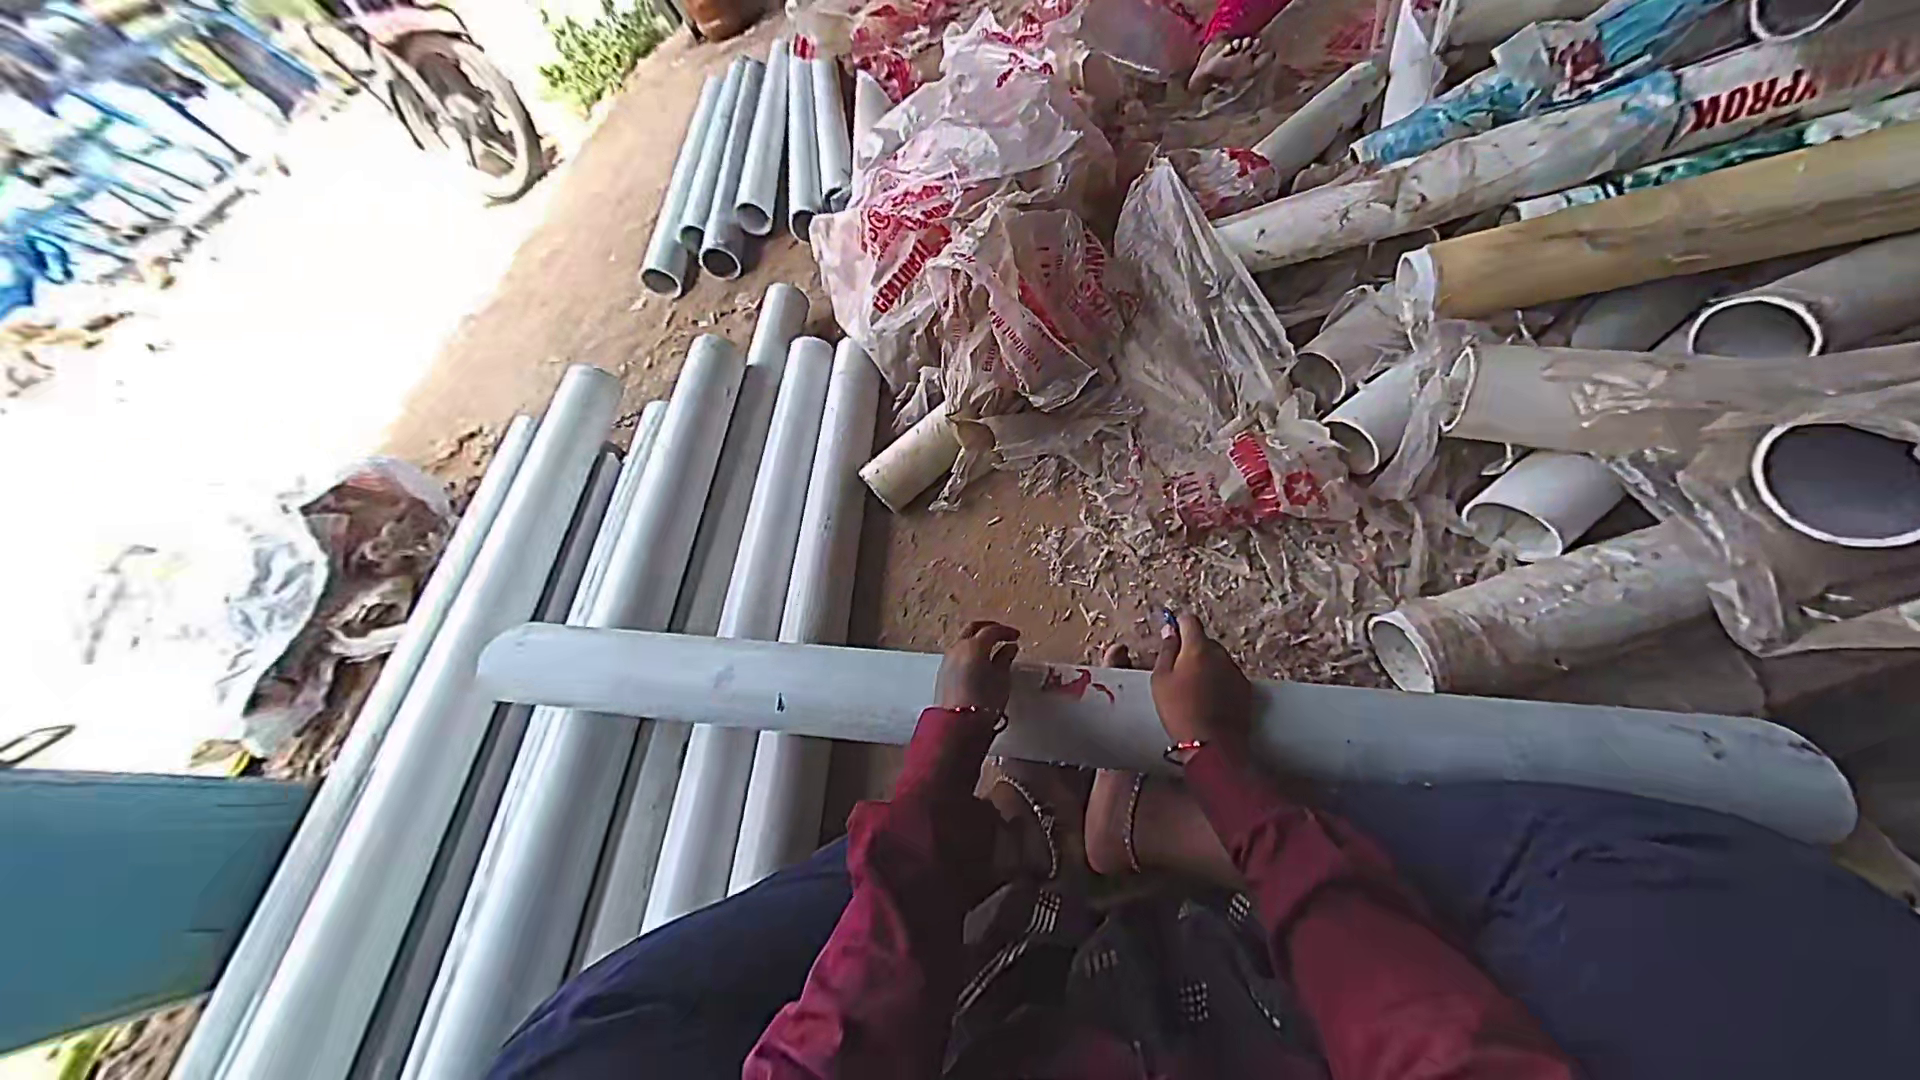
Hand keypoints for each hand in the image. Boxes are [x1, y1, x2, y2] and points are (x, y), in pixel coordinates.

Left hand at [935, 620, 1020, 715]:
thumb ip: (1005, 659)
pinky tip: (979, 661)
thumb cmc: (986, 700)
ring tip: (992, 649)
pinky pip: (958, 653)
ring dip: (977, 640)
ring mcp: (948, 659)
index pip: (991, 630)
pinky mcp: (943, 672)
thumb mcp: (1002, 678)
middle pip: (973, 629)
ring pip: (963, 640)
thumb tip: (1009, 648)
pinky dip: (970, 651)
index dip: (1005, 631)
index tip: (1016, 636)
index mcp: (975, 646)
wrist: (959, 724)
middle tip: (1002, 634)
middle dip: (988, 628)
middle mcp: (958, 648)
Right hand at [1151, 612, 1251, 749]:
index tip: (1171, 638)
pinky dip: (1218, 680)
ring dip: (1206, 665)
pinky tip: (1209, 699)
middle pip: (1204, 641)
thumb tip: (1170, 630)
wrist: (1211, 744)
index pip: (1190, 621)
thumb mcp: (1161, 679)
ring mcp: (1235, 671)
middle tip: (1178, 672)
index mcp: (1197, 648)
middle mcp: (1220, 654)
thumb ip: (1166, 650)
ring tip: (1193, 689)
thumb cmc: (1178, 709)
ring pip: (1217, 659)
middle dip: (1192, 649)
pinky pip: (1227, 675)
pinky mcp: (1245, 688)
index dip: (1179, 625)